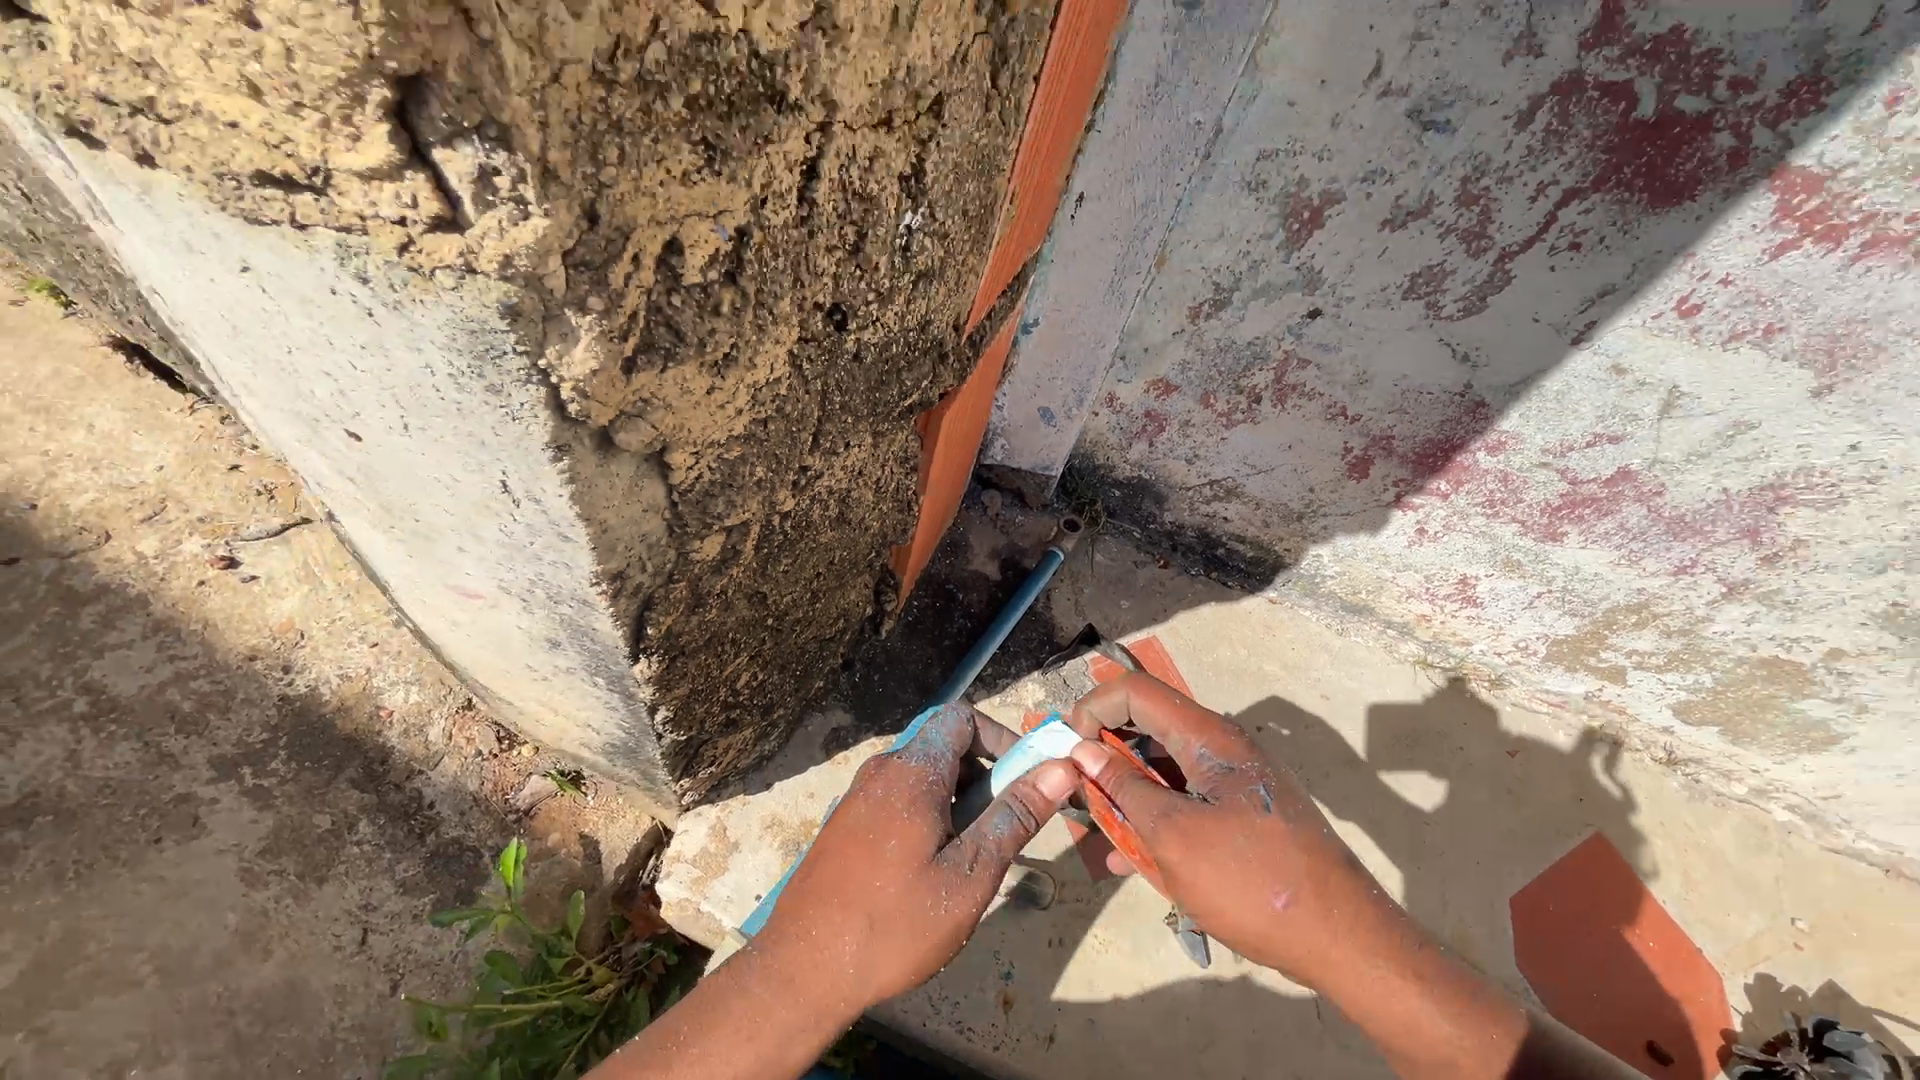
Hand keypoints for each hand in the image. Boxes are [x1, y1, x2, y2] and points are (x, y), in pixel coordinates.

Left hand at [756, 702, 1075, 1011]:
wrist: (802, 970)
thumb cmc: (894, 923)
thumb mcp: (969, 874)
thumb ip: (1014, 817)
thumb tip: (1060, 768)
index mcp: (912, 771)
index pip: (962, 718)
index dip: (1002, 737)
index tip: (1027, 779)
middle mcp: (882, 772)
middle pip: (945, 748)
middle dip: (985, 778)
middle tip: (1006, 829)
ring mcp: (859, 798)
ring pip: (924, 778)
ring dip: (959, 803)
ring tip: (974, 858)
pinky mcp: (847, 826)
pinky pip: (900, 802)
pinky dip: (930, 818)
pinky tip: (934, 872)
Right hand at [1066, 672, 1412, 991]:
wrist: (1343, 939)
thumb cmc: (1249, 881)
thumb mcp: (1172, 836)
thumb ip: (1123, 788)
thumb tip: (1083, 751)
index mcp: (1208, 737)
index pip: (1137, 691)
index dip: (1093, 707)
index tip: (1068, 748)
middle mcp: (1222, 747)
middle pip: (1149, 726)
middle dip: (1104, 752)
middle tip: (1076, 789)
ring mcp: (1236, 781)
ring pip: (1164, 768)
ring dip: (1126, 792)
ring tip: (1098, 831)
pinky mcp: (1243, 813)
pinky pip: (1185, 800)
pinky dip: (1155, 818)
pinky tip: (1132, 861)